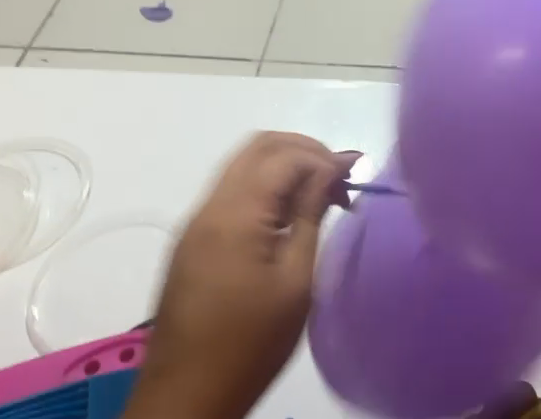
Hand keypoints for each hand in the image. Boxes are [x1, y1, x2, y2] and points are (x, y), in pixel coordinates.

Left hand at [125, 133, 356, 418]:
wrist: (184, 401)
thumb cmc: (251, 343)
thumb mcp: (297, 279)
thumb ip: (312, 213)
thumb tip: (337, 167)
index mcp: (234, 216)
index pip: (285, 157)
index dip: (326, 160)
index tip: (355, 183)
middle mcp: (209, 209)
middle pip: (259, 147)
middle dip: (305, 151)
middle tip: (338, 181)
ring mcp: (196, 225)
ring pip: (245, 166)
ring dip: (286, 168)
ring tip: (320, 200)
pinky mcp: (194, 243)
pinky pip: (233, 192)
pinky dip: (267, 189)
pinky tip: (291, 220)